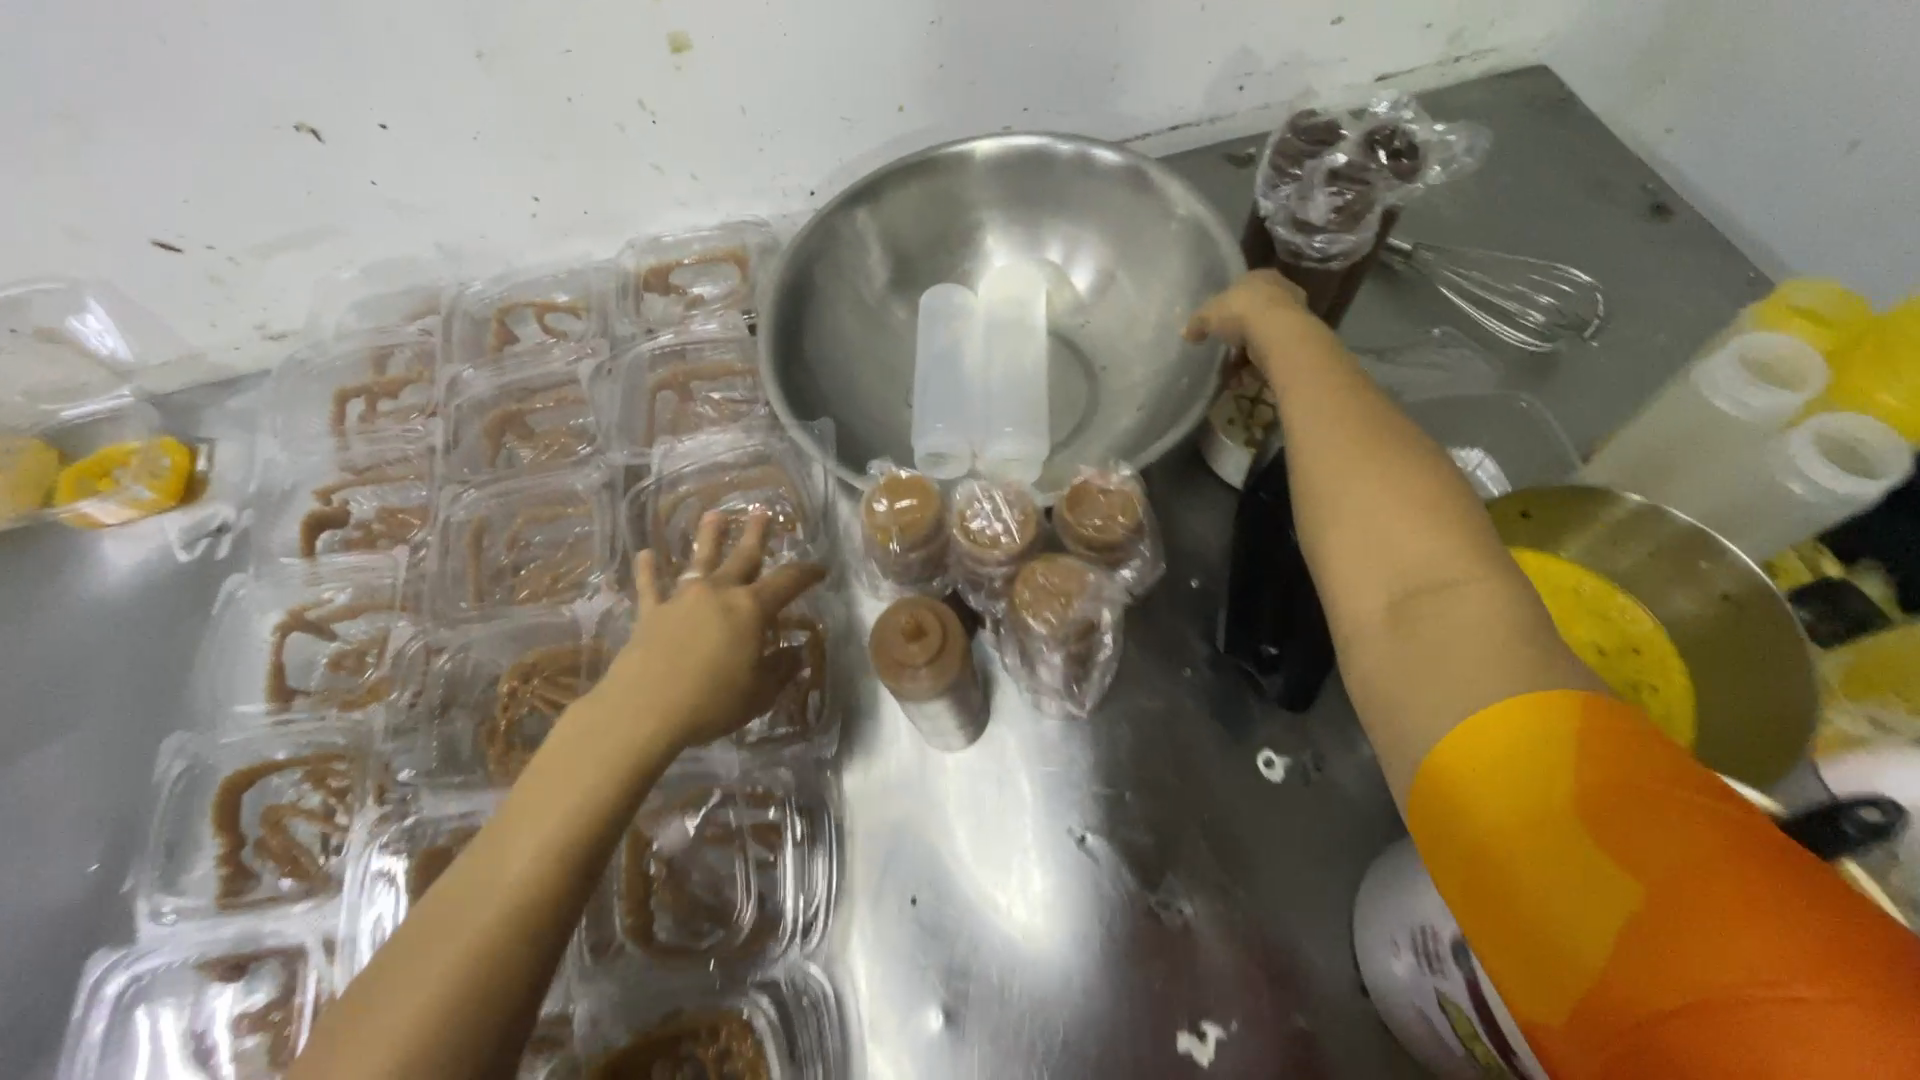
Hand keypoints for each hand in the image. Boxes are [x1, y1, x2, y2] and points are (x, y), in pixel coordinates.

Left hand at [591, 510, 826, 752]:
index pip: (787, 582)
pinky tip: (645, 554)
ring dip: (709, 537)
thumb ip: (780, 669)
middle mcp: (718, 593)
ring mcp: (681, 600)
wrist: (644, 711)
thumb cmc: (712, 703)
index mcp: (751, 609)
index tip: (820, 568)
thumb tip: (796, 653)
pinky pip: (650, 585)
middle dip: (755, 534)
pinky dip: (648, 569)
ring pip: (698, 560)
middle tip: (762, 512)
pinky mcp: (650, 614)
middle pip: (742, 557)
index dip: (807, 573)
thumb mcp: (759, 693)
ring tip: (714, 515)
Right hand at [1184, 270, 1340, 362]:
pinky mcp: (1300, 340)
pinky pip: (1273, 355)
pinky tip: (1245, 379)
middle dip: (1238, 336)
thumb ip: (1196, 322)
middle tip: (1224, 353)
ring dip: (1247, 357)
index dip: (1227, 308)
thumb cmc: (1241, 313)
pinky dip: (1258, 367)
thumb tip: (1186, 333)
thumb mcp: (1207, 315)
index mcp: (1260, 276)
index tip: (1216, 326)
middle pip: (1254, 315)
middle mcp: (1282, 290)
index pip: (1241, 289)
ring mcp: (1295, 315)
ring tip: (1232, 374)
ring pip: (1264, 337)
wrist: (1279, 334)